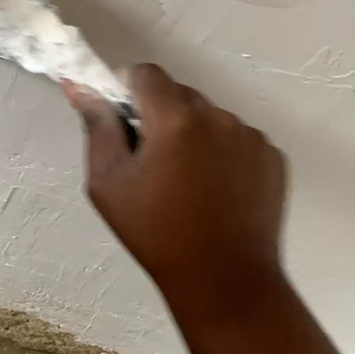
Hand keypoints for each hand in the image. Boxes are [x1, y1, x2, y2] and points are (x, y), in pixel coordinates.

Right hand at [64, 64, 288, 299]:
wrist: (224, 280)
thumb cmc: (155, 233)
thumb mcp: (108, 183)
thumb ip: (97, 127)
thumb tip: (81, 87)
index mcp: (175, 119)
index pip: (146, 73)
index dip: (127, 88)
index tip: (120, 118)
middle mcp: (218, 116)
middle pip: (179, 94)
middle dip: (159, 114)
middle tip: (148, 159)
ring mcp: (252, 137)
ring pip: (209, 117)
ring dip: (192, 134)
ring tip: (184, 182)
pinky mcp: (273, 158)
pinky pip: (237, 139)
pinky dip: (221, 153)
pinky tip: (213, 192)